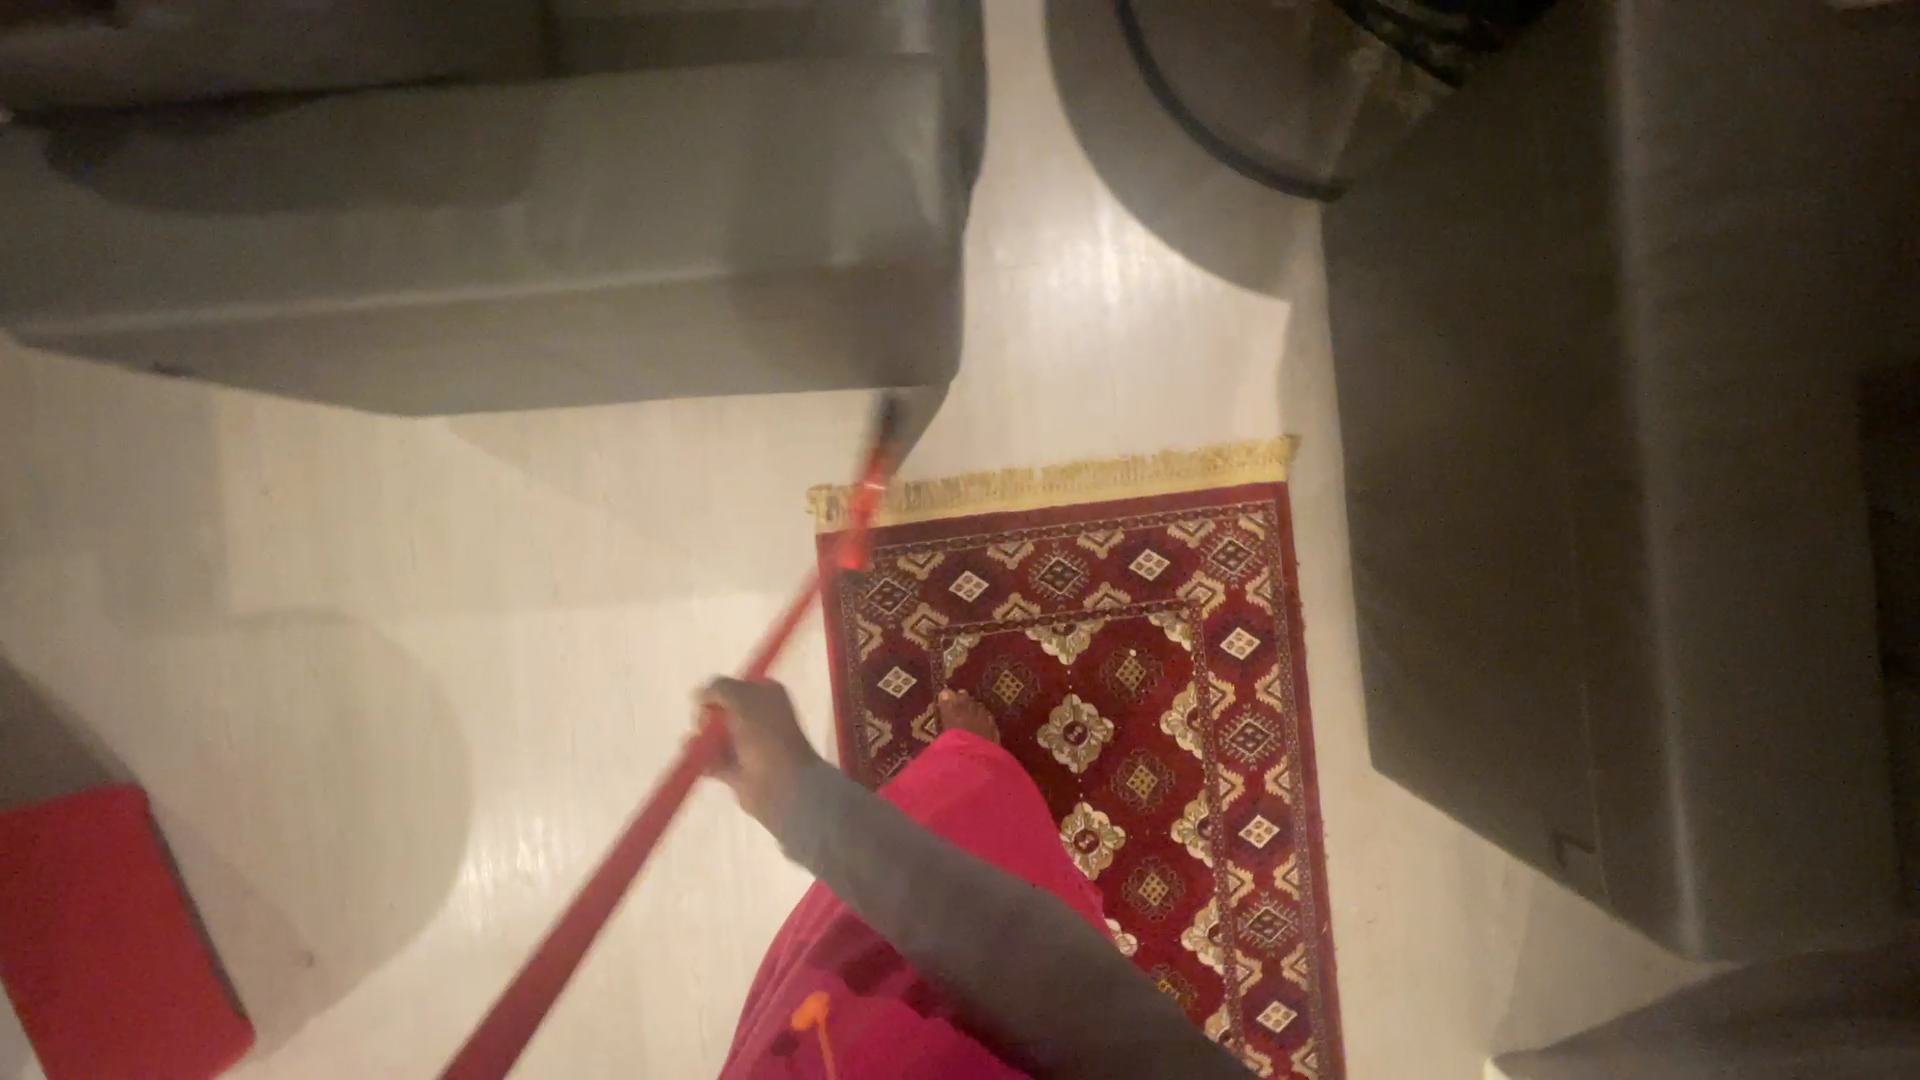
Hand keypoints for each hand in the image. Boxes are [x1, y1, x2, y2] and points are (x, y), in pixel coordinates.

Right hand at [701, 677, 821, 833]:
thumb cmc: (766, 735)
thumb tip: (700, 693)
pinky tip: (693, 758)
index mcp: (768, 694)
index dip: (719, 692)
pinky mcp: (738, 769)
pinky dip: (701, 759)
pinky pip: (712, 760)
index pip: (737, 685)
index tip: (709, 702)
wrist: (782, 783)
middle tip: (704, 725)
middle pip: (722, 710)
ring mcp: (749, 744)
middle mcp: (760, 716)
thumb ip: (720, 688)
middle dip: (707, 716)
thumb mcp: (743, 699)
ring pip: (716, 735)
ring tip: (695, 744)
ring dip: (701, 738)